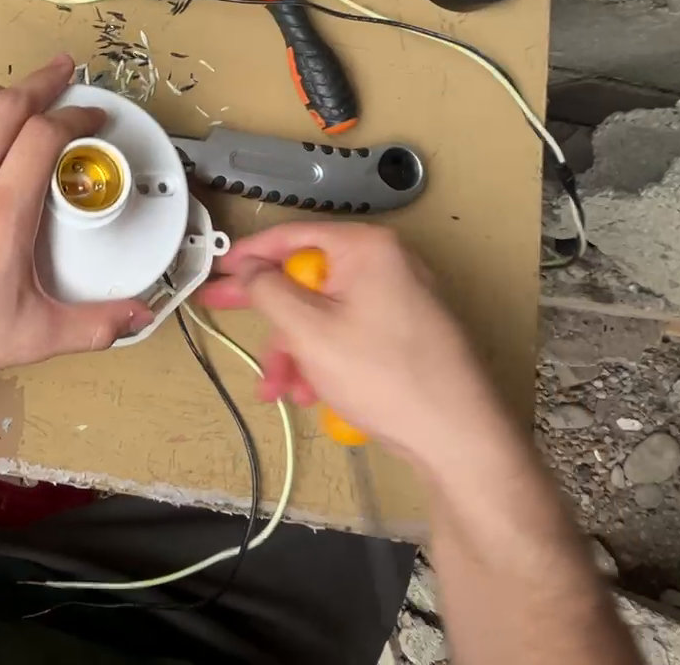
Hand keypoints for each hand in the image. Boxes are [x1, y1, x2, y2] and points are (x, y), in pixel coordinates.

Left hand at [0, 55, 150, 408]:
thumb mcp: (32, 337)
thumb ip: (92, 325)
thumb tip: (137, 319)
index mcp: (2, 213)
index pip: (45, 136)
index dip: (76, 116)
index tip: (93, 117)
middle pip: (6, 106)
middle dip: (42, 82)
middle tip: (63, 73)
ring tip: (15, 94)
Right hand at [194, 222, 504, 469]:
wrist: (462, 443)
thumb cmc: (382, 375)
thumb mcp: (307, 329)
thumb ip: (267, 289)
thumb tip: (248, 267)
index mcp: (366, 249)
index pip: (291, 236)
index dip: (248, 253)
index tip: (217, 269)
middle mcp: (386, 264)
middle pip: (305, 278)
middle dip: (267, 312)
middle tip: (218, 308)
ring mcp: (399, 299)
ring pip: (322, 312)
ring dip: (293, 349)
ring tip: (277, 388)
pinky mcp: (404, 333)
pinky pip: (347, 332)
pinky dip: (322, 358)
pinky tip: (309, 394)